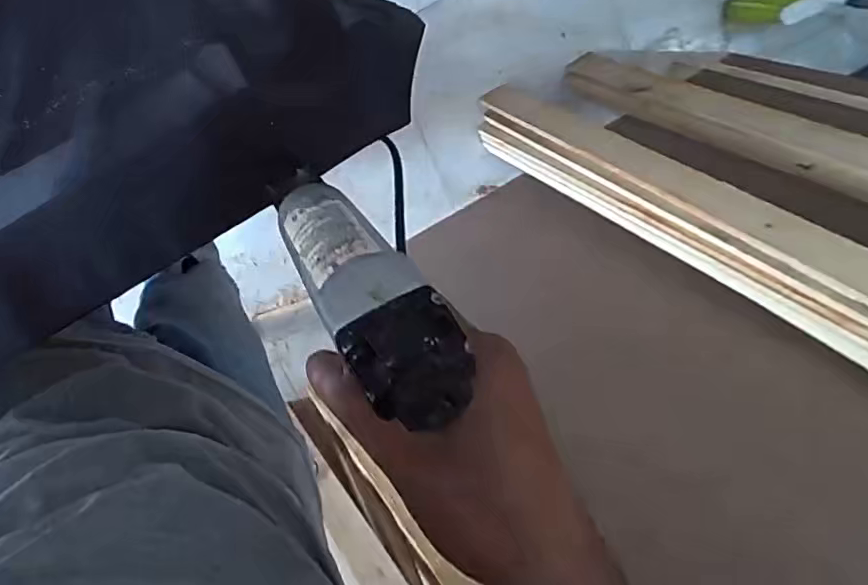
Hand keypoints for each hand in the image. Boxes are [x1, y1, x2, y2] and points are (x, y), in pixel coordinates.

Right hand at [308, 329, 623, 584]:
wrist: (552, 573)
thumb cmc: (484, 507)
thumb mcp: (409, 460)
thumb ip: (359, 410)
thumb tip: (316, 361)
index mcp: (483, 350)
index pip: (417, 308)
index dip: (374, 318)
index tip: (338, 335)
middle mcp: (496, 358)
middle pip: (425, 339)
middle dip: (383, 356)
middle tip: (344, 377)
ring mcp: (505, 388)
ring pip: (437, 368)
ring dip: (402, 383)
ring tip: (363, 401)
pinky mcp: (505, 416)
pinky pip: (452, 389)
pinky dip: (423, 400)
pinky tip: (401, 428)